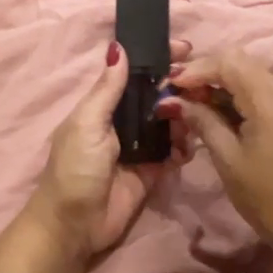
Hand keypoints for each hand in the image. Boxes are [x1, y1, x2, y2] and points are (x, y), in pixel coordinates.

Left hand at [29, 40, 188, 257]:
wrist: (74, 226)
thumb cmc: (75, 168)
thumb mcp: (88, 123)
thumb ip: (108, 88)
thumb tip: (118, 46)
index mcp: (105, 105)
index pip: (136, 74)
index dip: (158, 60)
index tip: (184, 48)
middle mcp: (125, 122)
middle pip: (157, 96)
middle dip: (178, 88)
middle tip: (199, 86)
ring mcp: (140, 147)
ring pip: (170, 122)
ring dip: (185, 117)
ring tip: (195, 118)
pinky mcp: (152, 171)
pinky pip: (174, 152)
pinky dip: (184, 147)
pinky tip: (188, 147)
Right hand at [156, 52, 272, 263]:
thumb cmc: (270, 200)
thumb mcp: (229, 162)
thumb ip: (203, 123)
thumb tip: (175, 102)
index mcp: (269, 101)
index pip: (228, 62)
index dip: (196, 69)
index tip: (170, 87)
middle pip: (239, 63)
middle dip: (206, 73)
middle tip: (178, 96)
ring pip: (248, 75)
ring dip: (219, 85)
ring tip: (191, 106)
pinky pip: (258, 92)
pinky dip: (234, 96)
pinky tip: (216, 115)